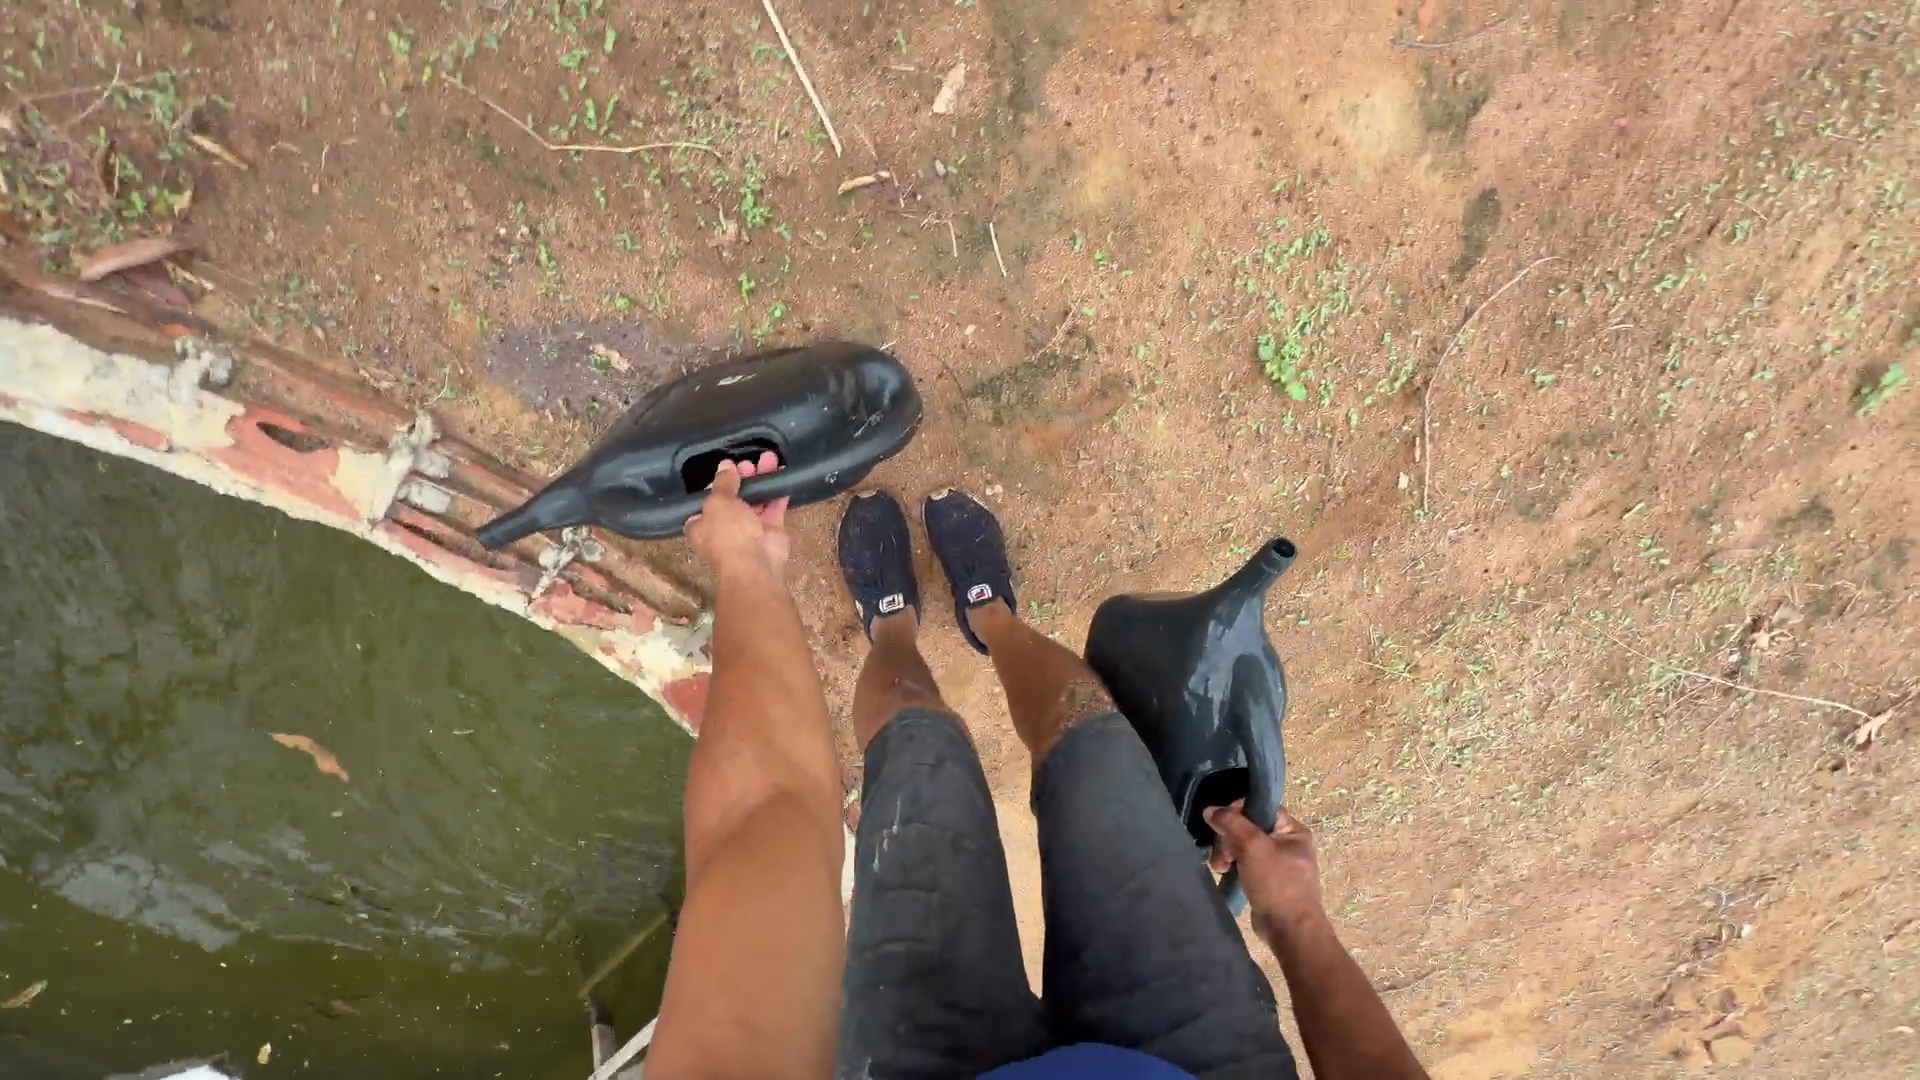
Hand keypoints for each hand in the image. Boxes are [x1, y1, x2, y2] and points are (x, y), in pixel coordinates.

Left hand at [685, 453, 790, 577]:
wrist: (755, 564)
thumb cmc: (727, 533)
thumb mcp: (717, 503)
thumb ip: (723, 483)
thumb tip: (725, 465)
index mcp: (702, 524)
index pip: (708, 499)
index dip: (718, 482)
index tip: (729, 467)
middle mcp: (724, 527)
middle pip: (735, 497)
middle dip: (743, 478)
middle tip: (751, 463)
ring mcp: (749, 529)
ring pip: (756, 499)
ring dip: (762, 480)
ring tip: (770, 459)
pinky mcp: (771, 530)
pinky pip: (774, 507)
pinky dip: (778, 491)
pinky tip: (781, 473)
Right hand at [1206, 802, 1327, 941]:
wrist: (1290, 932)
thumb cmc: (1276, 883)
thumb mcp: (1252, 845)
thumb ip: (1230, 822)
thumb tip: (1210, 810)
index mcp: (1293, 830)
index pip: (1260, 807)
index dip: (1237, 810)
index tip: (1220, 822)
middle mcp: (1288, 844)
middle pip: (1249, 827)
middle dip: (1229, 837)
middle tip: (1221, 853)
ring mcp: (1279, 863)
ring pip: (1245, 846)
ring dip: (1228, 852)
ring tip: (1219, 866)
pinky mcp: (1268, 881)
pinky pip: (1246, 863)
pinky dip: (1234, 865)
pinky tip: (1224, 872)